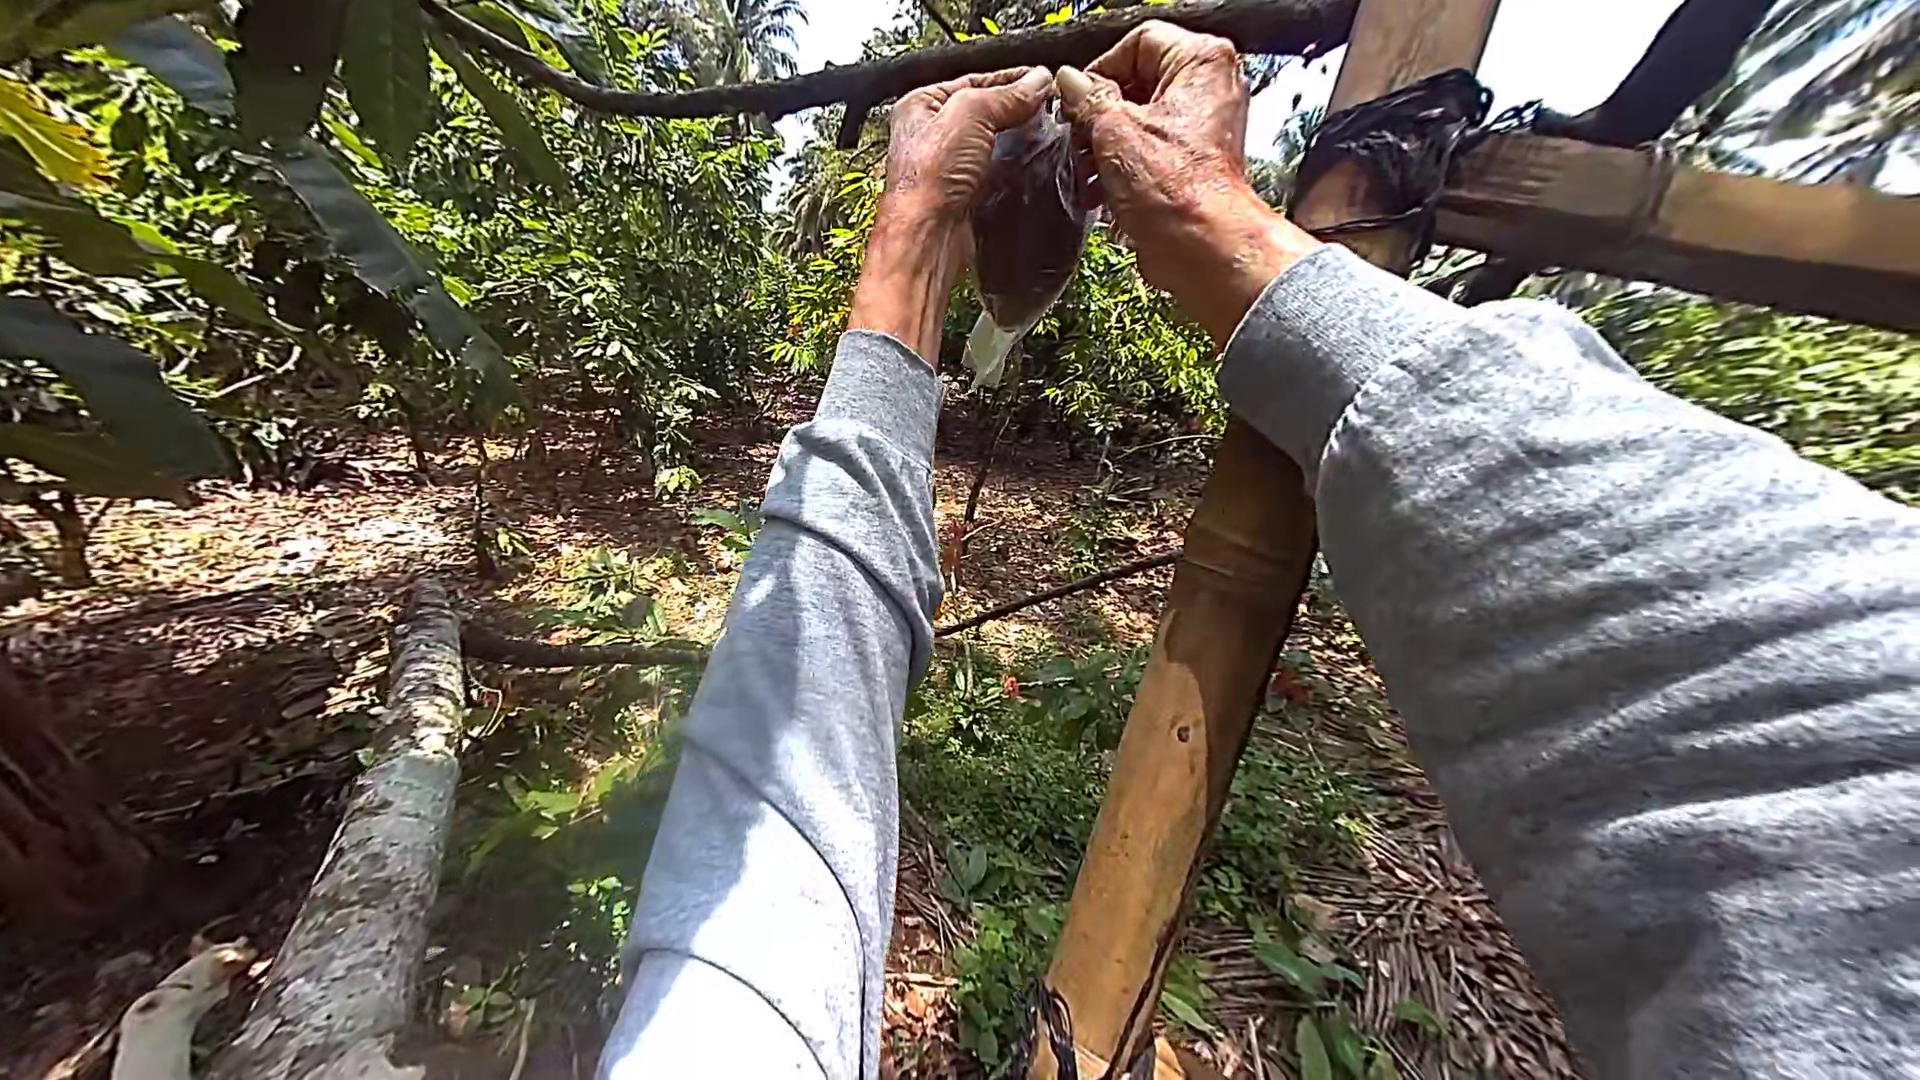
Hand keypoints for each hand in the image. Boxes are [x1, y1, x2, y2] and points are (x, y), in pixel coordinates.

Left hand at [848, 67, 1055, 365]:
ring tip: (1044, 136)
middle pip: (984, 114)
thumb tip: (1036, 82)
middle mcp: (932, 137)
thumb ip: (1006, 95)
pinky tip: (1030, 166)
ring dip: (1017, 142)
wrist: (928, 238)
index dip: (1010, 79)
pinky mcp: (964, 199)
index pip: (974, 81)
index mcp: (922, 105)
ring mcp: (948, 171)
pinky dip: (1012, 170)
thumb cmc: (929, 178)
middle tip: (1047, 109)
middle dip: (1015, 111)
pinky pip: (994, 176)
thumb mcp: (970, 113)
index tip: (1041, 80)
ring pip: (991, 146)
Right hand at [1057, 23, 1319, 344]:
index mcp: (1199, 62)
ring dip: (1103, 151)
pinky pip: (1146, 157)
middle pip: (1137, 86)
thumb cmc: (1176, 191)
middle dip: (1098, 119)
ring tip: (1084, 174)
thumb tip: (1070, 83)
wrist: (1201, 247)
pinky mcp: (1188, 169)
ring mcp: (1199, 132)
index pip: (1138, 43)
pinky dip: (1120, 172)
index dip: (1099, 71)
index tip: (1074, 101)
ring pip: (1138, 126)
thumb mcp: (1115, 132)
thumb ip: (1088, 99)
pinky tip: (1099, 193)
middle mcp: (1207, 91)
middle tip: (1076, 141)